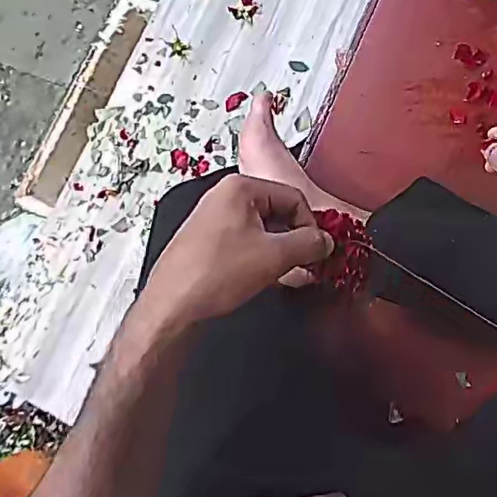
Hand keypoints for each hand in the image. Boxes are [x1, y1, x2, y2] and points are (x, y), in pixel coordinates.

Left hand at [136, 175, 333, 333]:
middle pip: (278, 212)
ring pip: (263, 229)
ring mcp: (213, 219)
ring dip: (278, 251)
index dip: (310, 225)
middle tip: (304, 264)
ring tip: (283, 274)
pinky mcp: (206, 241)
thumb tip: (325, 241)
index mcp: (240, 188)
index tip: (316, 250)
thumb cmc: (215, 275)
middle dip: (294, 240)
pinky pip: (245, 242)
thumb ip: (309, 244)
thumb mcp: (275, 256)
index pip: (294, 198)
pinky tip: (262, 278)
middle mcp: (224, 197)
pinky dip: (259, 257)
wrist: (170, 309)